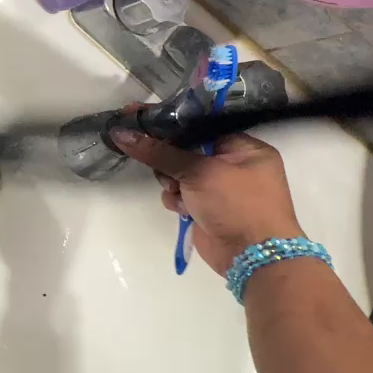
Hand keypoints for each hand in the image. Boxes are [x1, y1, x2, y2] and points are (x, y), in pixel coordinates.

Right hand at [111, 130, 301, 276]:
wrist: (252, 256)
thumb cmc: (237, 204)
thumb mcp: (198, 172)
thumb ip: (158, 151)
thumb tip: (120, 132)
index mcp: (246, 149)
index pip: (199, 126)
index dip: (168, 122)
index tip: (136, 116)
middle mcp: (235, 165)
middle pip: (184, 149)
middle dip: (168, 160)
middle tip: (162, 167)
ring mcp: (221, 188)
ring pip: (177, 172)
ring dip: (171, 182)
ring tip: (178, 193)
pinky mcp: (208, 207)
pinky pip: (179, 193)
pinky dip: (176, 199)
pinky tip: (183, 209)